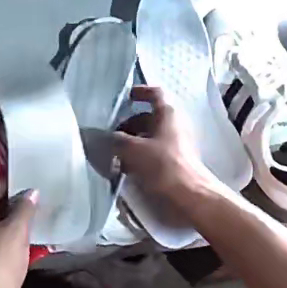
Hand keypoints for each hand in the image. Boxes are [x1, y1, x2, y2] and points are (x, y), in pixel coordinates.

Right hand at [113, 86, 230, 212]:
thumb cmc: (163, 166)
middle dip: (128, 124)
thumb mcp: (133, 150)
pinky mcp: (175, 161)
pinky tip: (125, 167)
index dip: (140, 92)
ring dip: (132, 141)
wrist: (190, 196)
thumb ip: (114, 140)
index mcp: (168, 114)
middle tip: (110, 134)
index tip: (126, 97)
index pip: (155, 93)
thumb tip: (97, 136)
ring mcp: (176, 144)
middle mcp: (174, 125)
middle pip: (149, 117)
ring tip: (113, 153)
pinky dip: (139, 155)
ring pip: (150, 136)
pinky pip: (154, 151)